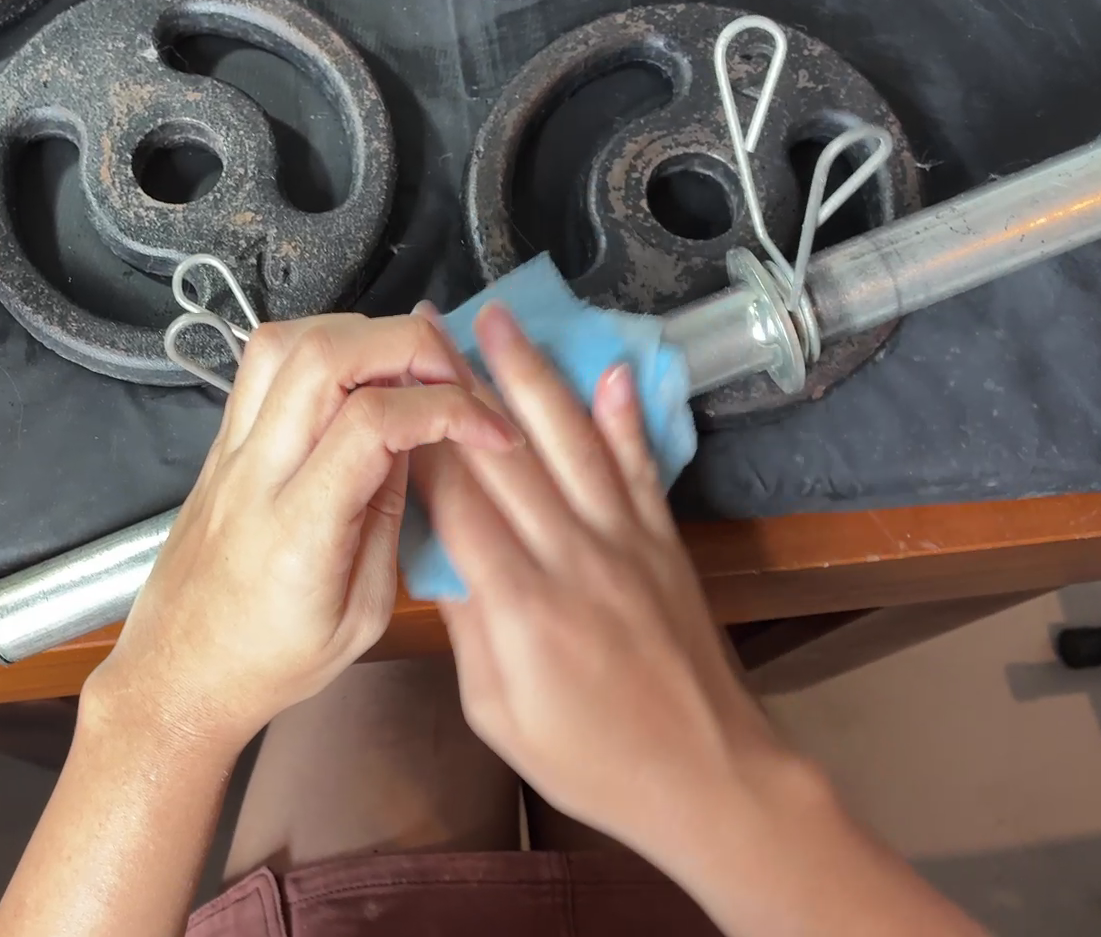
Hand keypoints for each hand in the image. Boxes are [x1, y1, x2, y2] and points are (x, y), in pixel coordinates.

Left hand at [85, 313, 520, 755]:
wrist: (178, 671)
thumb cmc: (272, 662)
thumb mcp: (361, 615)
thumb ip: (389, 519)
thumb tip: (415, 440)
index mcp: (299, 529)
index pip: (372, 421)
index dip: (448, 406)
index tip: (495, 429)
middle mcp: (255, 471)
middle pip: (323, 356)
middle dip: (407, 343)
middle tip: (454, 374)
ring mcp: (228, 449)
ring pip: (283, 343)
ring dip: (357, 333)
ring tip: (404, 366)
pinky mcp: (218, 443)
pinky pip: (260, 364)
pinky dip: (318, 346)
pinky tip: (351, 374)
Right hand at [413, 303, 799, 865]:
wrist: (711, 781)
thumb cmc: (589, 759)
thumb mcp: (496, 712)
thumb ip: (467, 625)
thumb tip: (439, 554)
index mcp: (520, 602)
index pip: (456, 496)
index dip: (418, 434)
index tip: (389, 385)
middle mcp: (572, 553)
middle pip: (504, 449)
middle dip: (459, 379)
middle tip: (427, 324)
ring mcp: (626, 540)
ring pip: (569, 438)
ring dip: (531, 372)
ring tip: (499, 319)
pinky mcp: (663, 542)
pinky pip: (641, 467)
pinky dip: (625, 417)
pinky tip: (614, 370)